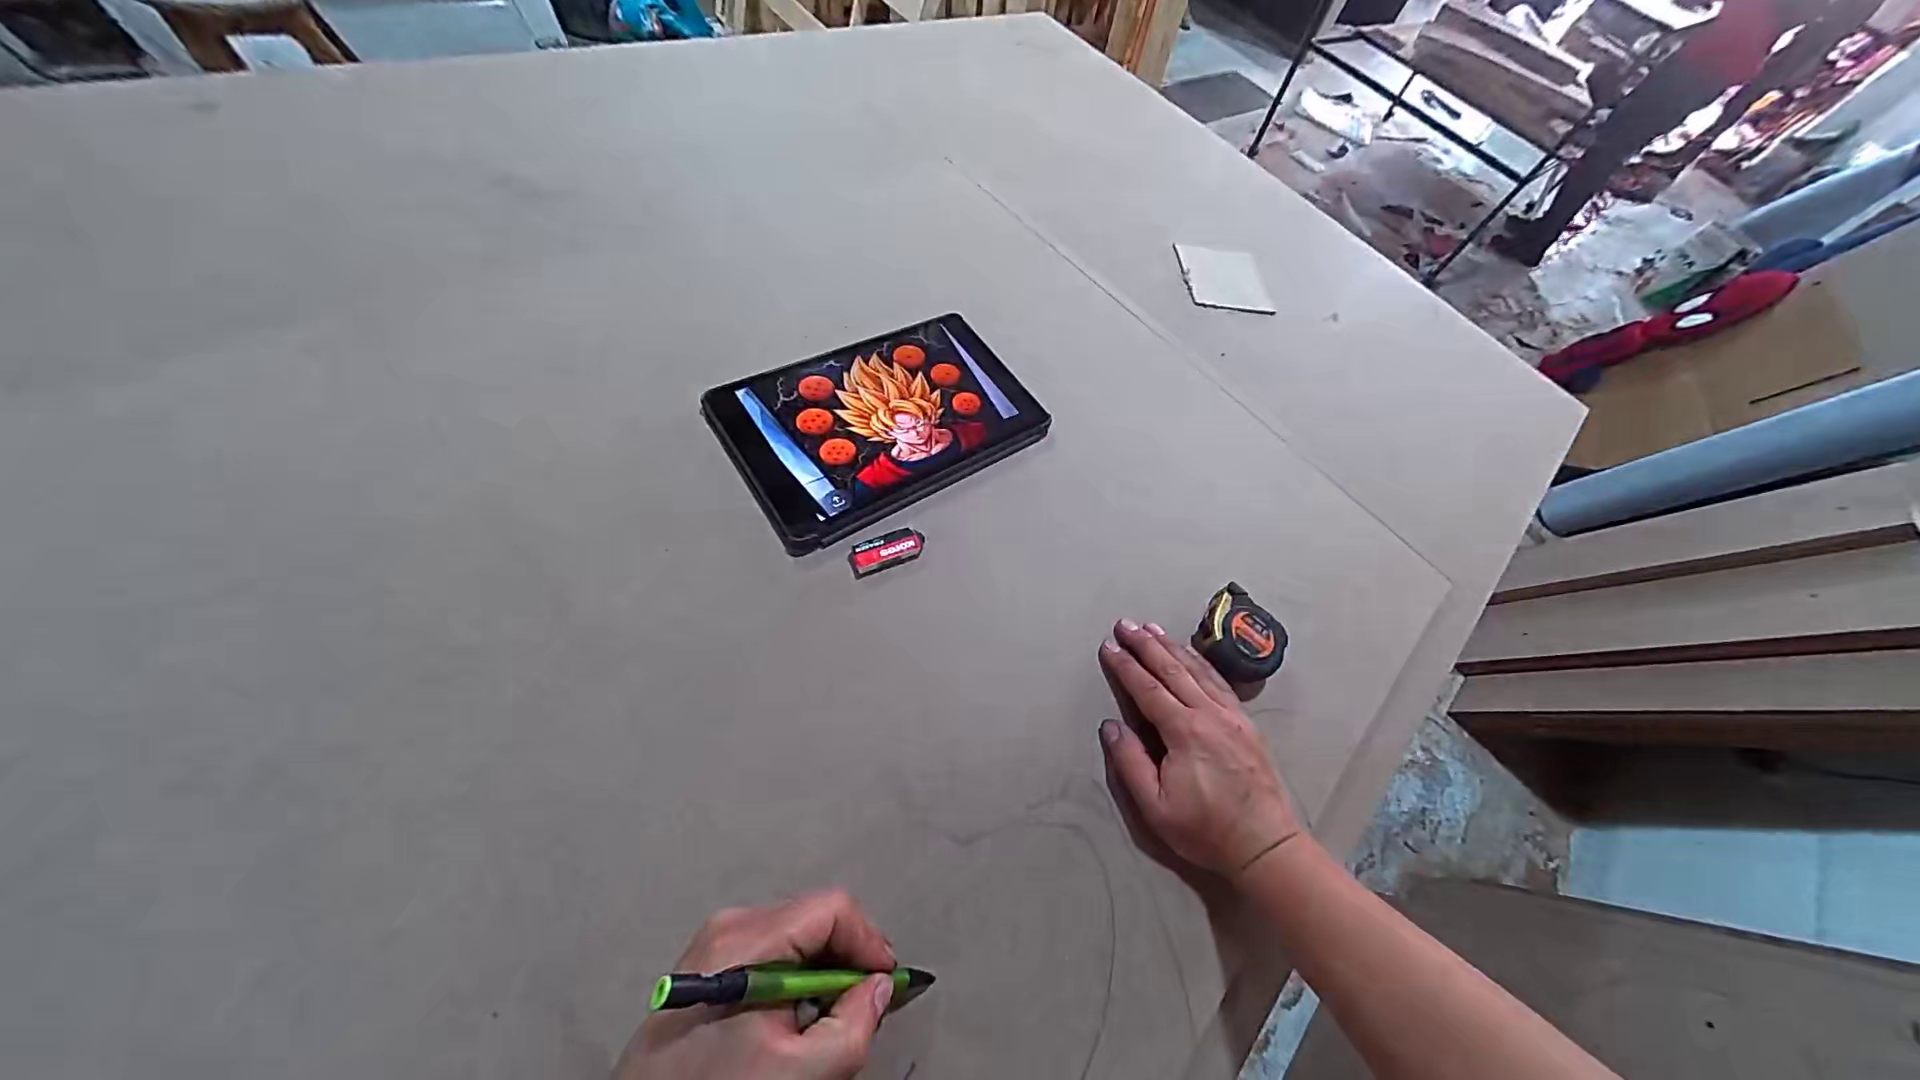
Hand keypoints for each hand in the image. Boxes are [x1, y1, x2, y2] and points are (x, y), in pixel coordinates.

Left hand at [614, 890, 896, 1079]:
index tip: (887, 982)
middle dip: (847, 958)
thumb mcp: (797, 1073)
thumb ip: (852, 1026)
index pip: (832, 908)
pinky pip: (774, 948)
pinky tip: (794, 1016)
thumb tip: (879, 987)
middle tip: (861, 1005)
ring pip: (798, 932)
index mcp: (747, 940)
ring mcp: (717, 939)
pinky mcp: (711, 959)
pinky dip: (798, 974)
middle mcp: (731, 925)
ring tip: (826, 1017)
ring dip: (824, 968)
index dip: (869, 941)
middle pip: (816, 917)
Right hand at [1098, 618, 1302, 874]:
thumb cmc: (1205, 830)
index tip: (1109, 646)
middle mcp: (1210, 715)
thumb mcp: (1155, 806)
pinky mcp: (1246, 723)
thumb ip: (1130, 762)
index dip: (1126, 666)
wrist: (1267, 845)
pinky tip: (1190, 655)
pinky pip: (1219, 682)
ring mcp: (1232, 716)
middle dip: (1146, 645)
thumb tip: (1111, 726)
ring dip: (1172, 647)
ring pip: (1198, 671)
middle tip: (1126, 624)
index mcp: (1185, 732)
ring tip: (1152, 629)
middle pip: (1172, 670)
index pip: (1148, 689)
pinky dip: (1201, 662)